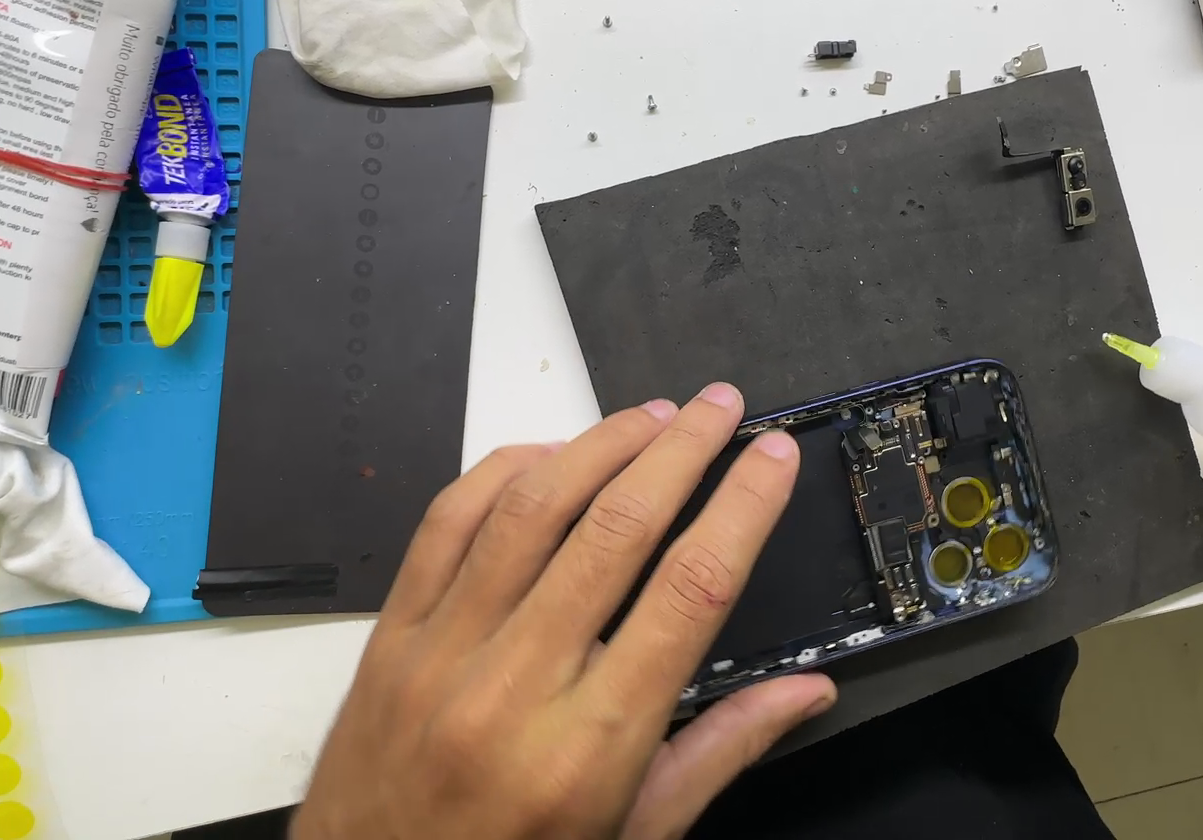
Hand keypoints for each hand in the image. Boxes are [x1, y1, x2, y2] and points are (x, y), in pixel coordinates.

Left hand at [294, 383, 835, 839]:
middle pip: (616, 529)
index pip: (689, 591)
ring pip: (532, 508)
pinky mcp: (392, 633)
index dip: (742, 509)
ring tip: (652, 414)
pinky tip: (552, 451)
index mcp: (592, 745)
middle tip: (719, 405)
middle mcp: (516, 684)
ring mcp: (443, 650)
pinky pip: (448, 520)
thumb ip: (724, 750)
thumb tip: (810, 690)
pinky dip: (506, 468)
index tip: (771, 456)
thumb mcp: (637, 833)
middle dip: (680, 450)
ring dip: (601, 443)